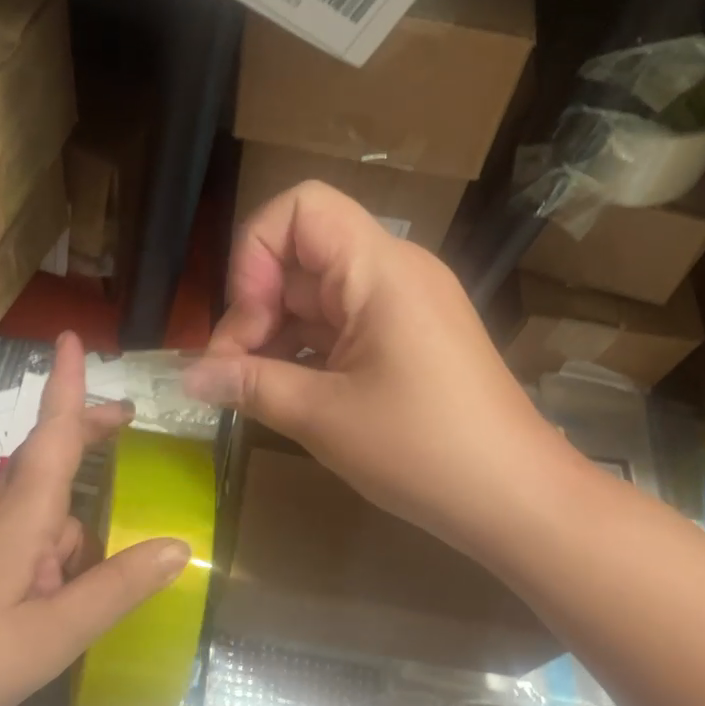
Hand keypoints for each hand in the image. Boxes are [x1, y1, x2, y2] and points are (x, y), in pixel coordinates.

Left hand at [0, 334, 189, 705]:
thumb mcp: (54, 633)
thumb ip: (117, 588)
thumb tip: (178, 544)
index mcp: (18, 520)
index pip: (53, 438)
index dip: (68, 389)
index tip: (70, 339)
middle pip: (45, 464)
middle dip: (84, 438)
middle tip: (125, 424)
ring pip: (34, 514)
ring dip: (72, 525)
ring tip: (101, 579)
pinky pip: (16, 547)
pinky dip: (49, 557)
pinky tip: (56, 605)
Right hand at [187, 181, 572, 546]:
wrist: (514, 497)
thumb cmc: (421, 450)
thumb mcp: (323, 417)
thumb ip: (251, 385)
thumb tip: (190, 378)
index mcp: (380, 270)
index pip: (300, 208)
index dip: (254, 253)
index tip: (245, 324)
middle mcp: (396, 272)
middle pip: (302, 256)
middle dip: (256, 309)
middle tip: (232, 377)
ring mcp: (407, 306)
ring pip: (319, 295)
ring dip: (277, 335)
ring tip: (254, 391)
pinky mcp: (412, 339)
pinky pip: (345, 324)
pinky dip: (309, 351)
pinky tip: (290, 394)